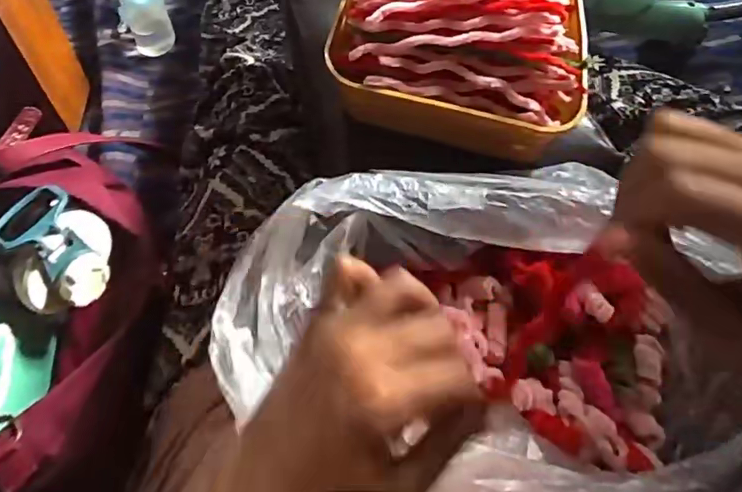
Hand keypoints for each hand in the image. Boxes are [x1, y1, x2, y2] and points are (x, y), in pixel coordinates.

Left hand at [221, 256, 484, 491]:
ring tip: (427, 339)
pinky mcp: (316, 318)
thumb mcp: (398, 489)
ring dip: (424, 309)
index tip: (474, 406)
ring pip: (401, 285)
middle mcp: (362, 347)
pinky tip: (385, 310)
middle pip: (436, 326)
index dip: (474, 391)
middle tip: (454, 380)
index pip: (456, 373)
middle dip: (456, 353)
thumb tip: (484, 408)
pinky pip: (347, 271)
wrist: (257, 485)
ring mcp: (335, 325)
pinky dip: (371, 278)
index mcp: (383, 398)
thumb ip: (445, 444)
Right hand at [602, 111, 741, 392]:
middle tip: (631, 231)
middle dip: (632, 190)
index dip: (635, 212)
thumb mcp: (736, 342)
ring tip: (648, 210)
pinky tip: (672, 193)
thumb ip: (675, 285)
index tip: (619, 247)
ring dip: (642, 169)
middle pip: (670, 152)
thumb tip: (614, 237)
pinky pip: (688, 127)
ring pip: (672, 129)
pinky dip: (662, 154)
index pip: (684, 190)